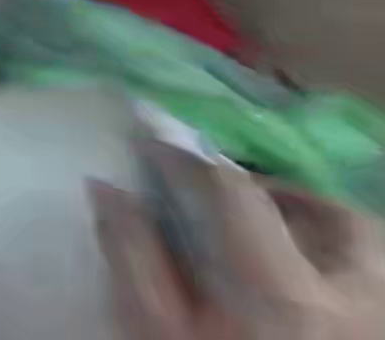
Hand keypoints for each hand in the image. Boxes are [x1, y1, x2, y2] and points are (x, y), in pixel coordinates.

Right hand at [91, 146, 384, 339]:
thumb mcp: (153, 329)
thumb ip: (132, 254)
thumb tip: (108, 187)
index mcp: (283, 291)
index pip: (235, 193)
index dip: (188, 159)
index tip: (151, 144)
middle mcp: (361, 303)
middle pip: (342, 220)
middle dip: (281, 190)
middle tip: (231, 187)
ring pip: (382, 256)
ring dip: (329, 227)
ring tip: (283, 229)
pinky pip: (384, 288)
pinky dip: (355, 268)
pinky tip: (319, 274)